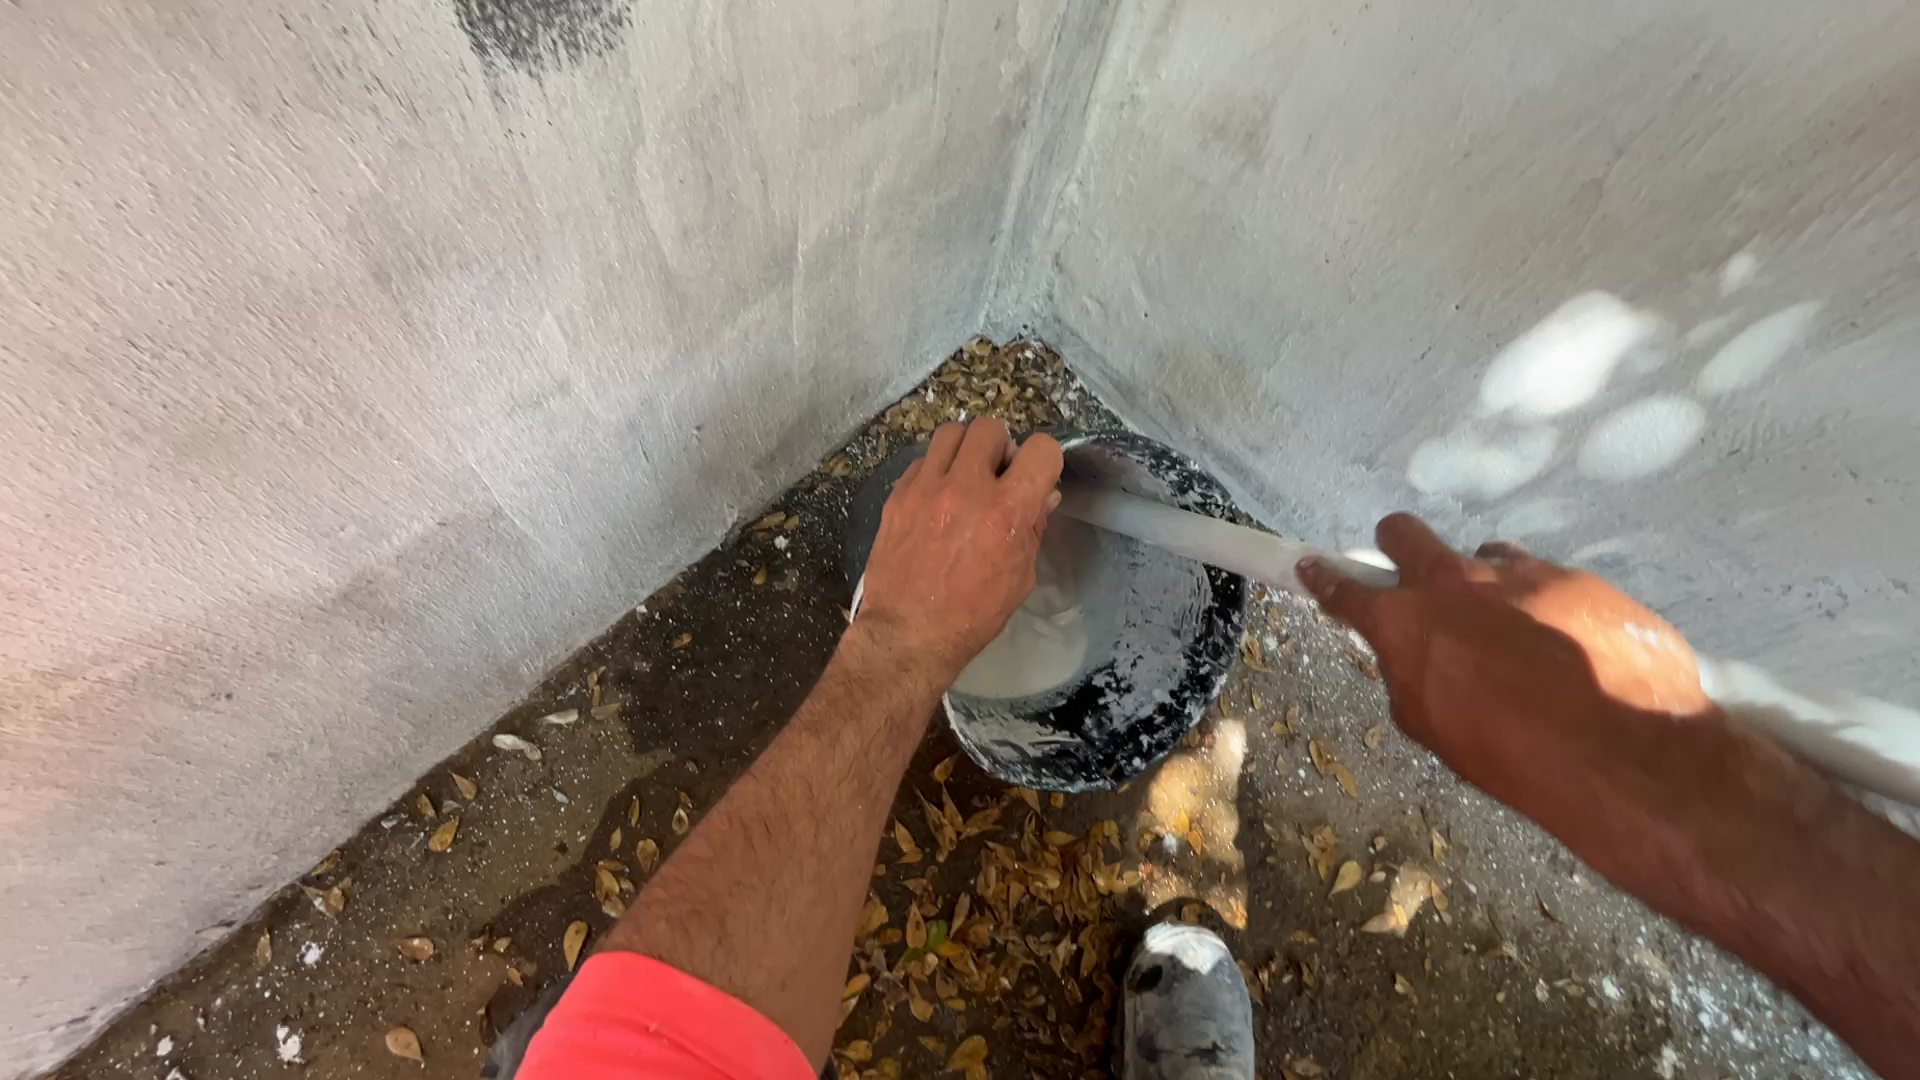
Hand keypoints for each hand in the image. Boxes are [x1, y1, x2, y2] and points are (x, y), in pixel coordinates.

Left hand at [857, 419, 1063, 686]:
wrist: (908, 634)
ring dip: (965, 449)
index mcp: (1005, 512)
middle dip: (1000, 448)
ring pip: (951, 432)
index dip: (1044, 460)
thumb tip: (1042, 496)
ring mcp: (926, 489)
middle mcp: (966, 489)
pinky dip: (936, 470)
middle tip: (996, 475)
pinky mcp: (898, 496)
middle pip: (990, 427)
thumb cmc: (972, 615)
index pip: (1040, 449)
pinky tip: (937, 497)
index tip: (1035, 477)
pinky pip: (922, 460)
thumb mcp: (1020, 578)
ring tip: (965, 476)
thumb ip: (1033, 528)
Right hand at [1296, 514, 1710, 828]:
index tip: (1310, 566)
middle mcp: (1451, 581)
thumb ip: (1404, 674)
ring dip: (1481, 582)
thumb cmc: (1507, 753)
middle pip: (1402, 531)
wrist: (1626, 757)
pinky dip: (1542, 605)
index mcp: (1402, 620)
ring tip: (1511, 629)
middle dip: (1396, 548)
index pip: (1343, 587)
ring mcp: (1518, 572)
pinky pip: (1544, 578)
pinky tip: (1568, 647)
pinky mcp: (1579, 578)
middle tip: (1415, 582)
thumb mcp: (1427, 725)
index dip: (1321, 576)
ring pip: (1481, 555)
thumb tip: (1410, 656)